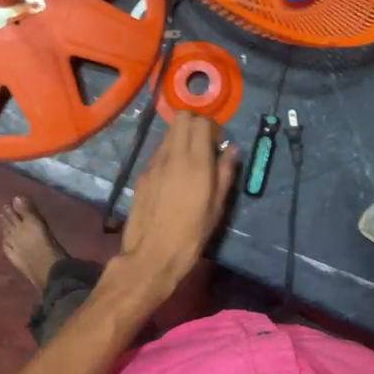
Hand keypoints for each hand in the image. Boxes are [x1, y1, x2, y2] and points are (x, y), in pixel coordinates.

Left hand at [111, 112, 237, 298]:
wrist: (152, 255)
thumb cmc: (191, 235)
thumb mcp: (216, 207)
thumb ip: (225, 173)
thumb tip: (232, 149)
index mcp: (196, 163)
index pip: (201, 122)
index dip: (212, 126)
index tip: (217, 141)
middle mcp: (173, 156)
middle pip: (181, 118)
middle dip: (195, 123)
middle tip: (203, 143)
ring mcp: (154, 164)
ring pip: (168, 133)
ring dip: (181, 137)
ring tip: (189, 159)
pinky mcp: (142, 174)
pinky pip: (158, 152)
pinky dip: (168, 153)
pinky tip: (173, 175)